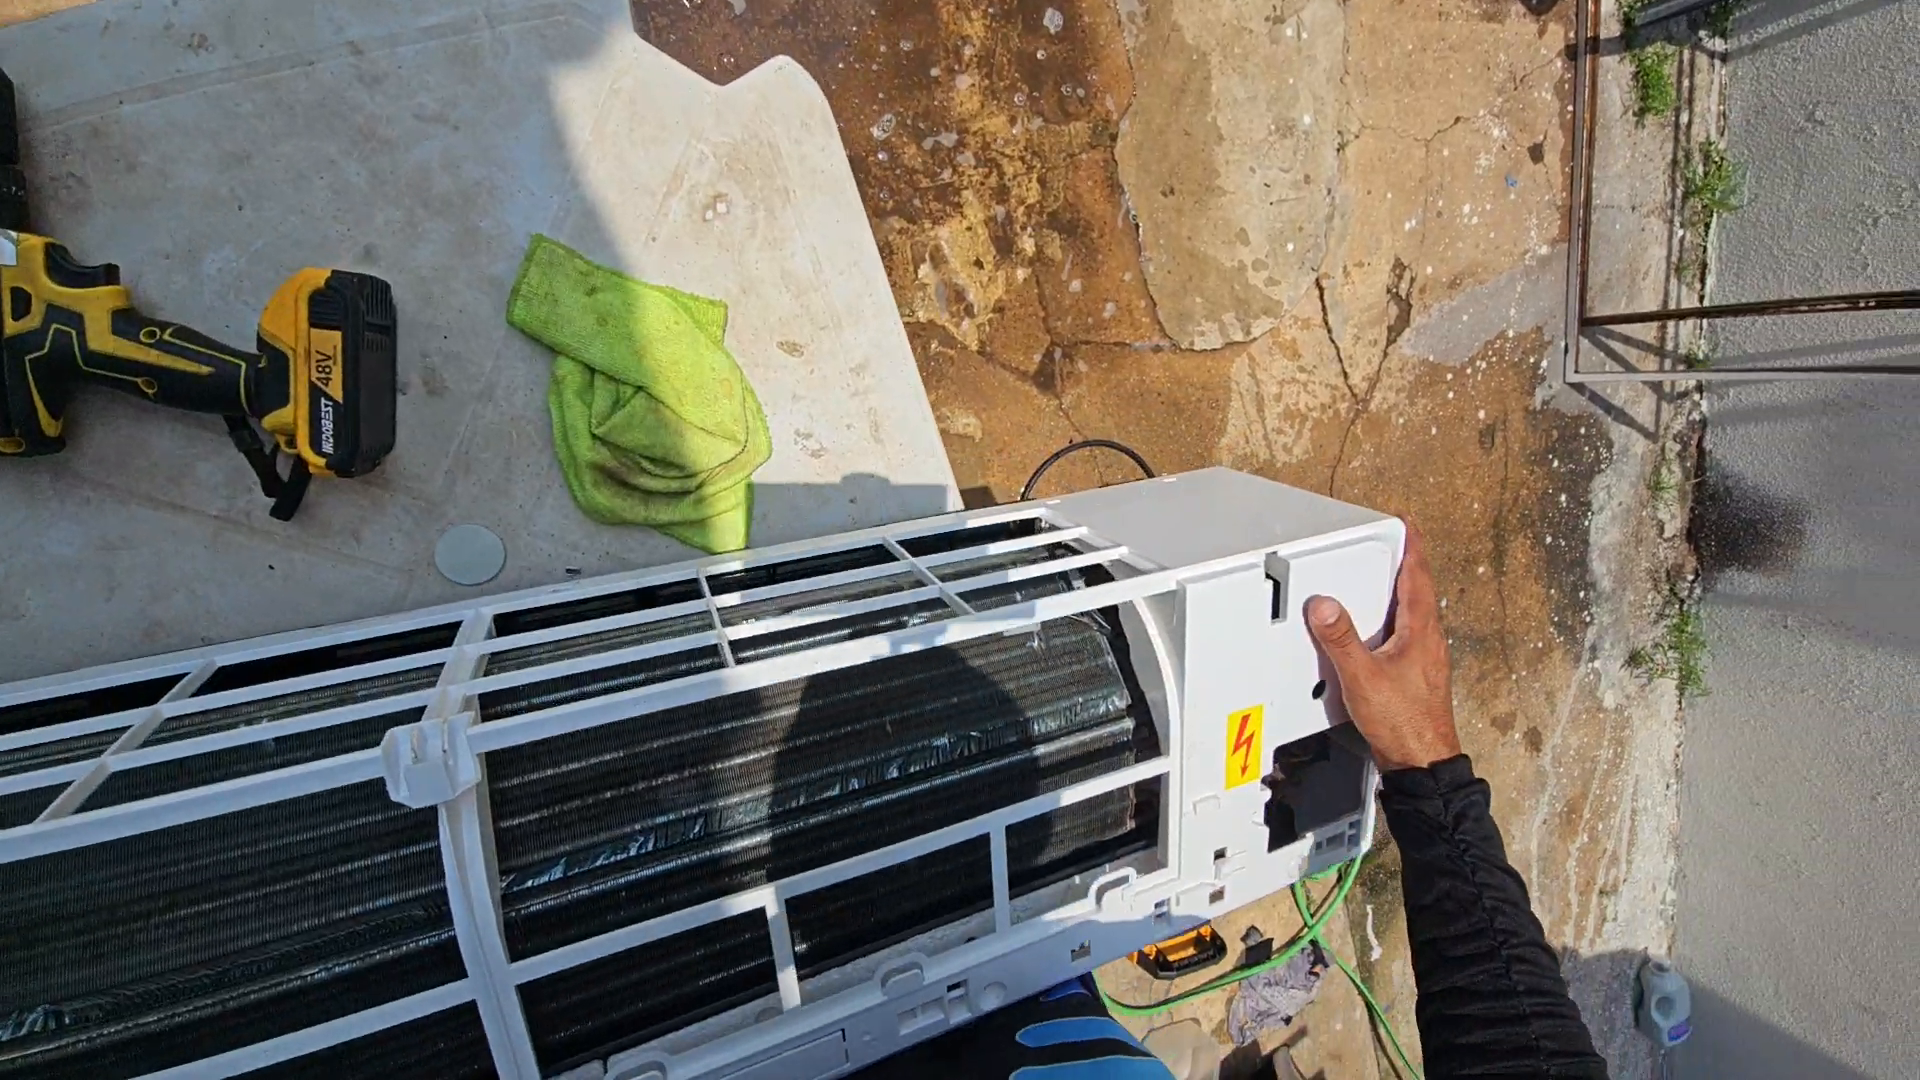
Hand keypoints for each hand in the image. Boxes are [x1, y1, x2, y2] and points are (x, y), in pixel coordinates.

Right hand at [1305, 526, 1460, 770]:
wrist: (1420, 763)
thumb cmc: (1403, 723)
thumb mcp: (1362, 676)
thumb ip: (1340, 639)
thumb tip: (1325, 605)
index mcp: (1421, 633)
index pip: (1418, 578)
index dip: (1412, 548)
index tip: (1406, 525)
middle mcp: (1426, 642)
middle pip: (1416, 591)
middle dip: (1403, 564)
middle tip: (1389, 543)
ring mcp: (1422, 659)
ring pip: (1411, 613)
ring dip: (1396, 592)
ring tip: (1378, 579)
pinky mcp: (1413, 675)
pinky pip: (1403, 634)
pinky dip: (1389, 619)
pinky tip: (1374, 630)